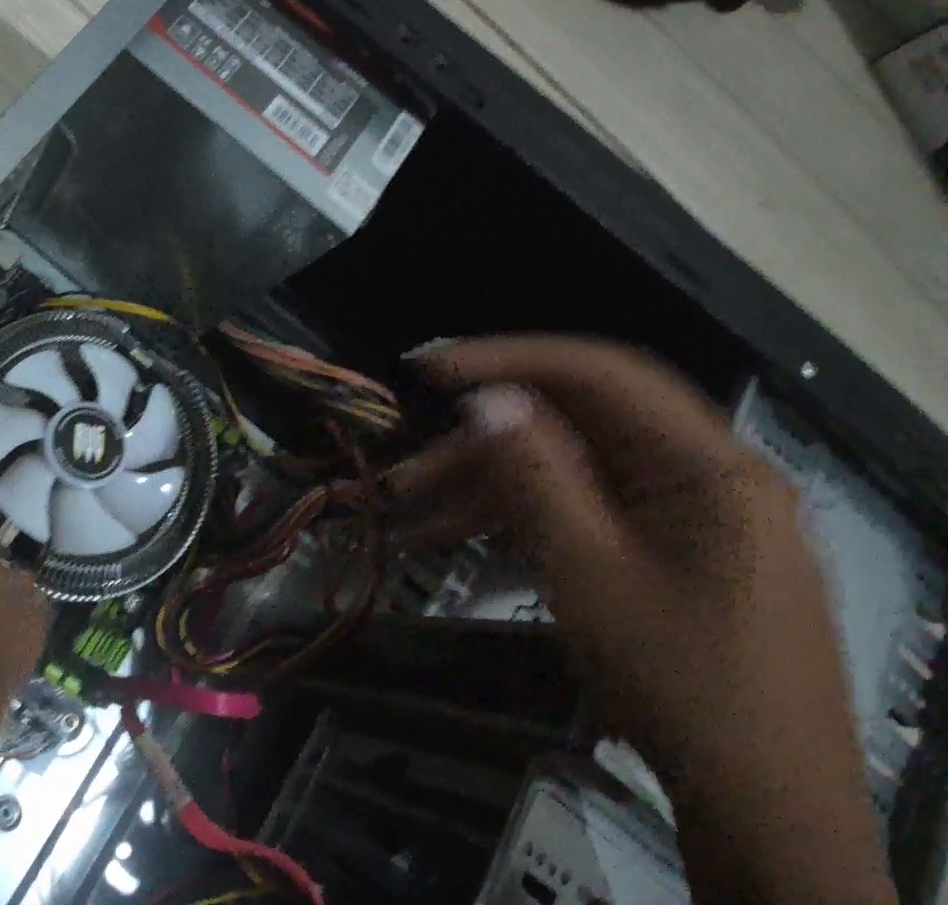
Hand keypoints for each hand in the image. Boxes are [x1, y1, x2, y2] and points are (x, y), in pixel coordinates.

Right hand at [387, 336, 891, 902]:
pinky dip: (518, 521)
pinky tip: (452, 542)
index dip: (508, 360)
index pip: (602, 376)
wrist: (760, 802)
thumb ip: (536, 476)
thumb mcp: (587, 573)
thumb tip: (486, 398)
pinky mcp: (666, 549)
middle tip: (401, 475)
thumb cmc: (678, 680)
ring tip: (406, 517)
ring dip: (484, 489)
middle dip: (479, 447)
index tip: (426, 370)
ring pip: (567, 473)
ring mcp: (685, 515)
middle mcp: (702, 475)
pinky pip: (581, 512)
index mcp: (708, 467)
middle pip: (575, 429)